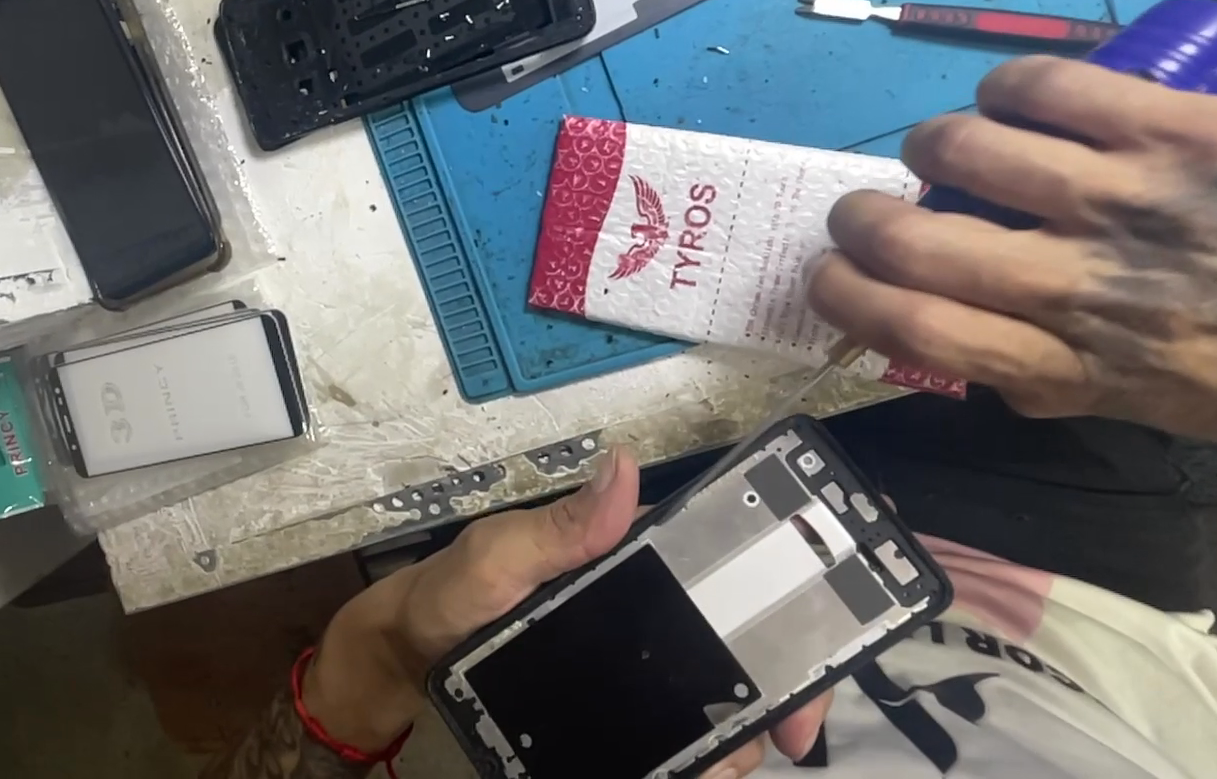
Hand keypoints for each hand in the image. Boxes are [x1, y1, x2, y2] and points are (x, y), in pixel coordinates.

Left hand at [302, 447, 828, 775]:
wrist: (413, 656)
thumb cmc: (453, 591)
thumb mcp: (501, 554)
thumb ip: (560, 525)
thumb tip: (625, 467)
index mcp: (621, 551)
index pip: (714, 564)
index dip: (771, 603)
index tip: (804, 655)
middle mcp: (634, 600)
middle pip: (723, 638)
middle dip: (769, 684)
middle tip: (780, 735)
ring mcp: (622, 654)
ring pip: (705, 690)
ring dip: (736, 726)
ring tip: (725, 761)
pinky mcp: (608, 696)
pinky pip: (666, 723)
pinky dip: (694, 747)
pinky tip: (699, 766)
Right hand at [809, 54, 1216, 440]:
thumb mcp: (1163, 407)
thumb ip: (1051, 385)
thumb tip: (958, 355)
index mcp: (1077, 361)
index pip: (915, 331)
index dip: (845, 296)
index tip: (830, 274)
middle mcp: (1085, 284)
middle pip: (914, 242)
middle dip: (859, 219)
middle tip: (866, 211)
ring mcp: (1129, 198)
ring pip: (962, 150)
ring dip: (931, 149)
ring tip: (952, 154)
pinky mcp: (1175, 126)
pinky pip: (1039, 87)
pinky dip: (1002, 91)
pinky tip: (1014, 105)